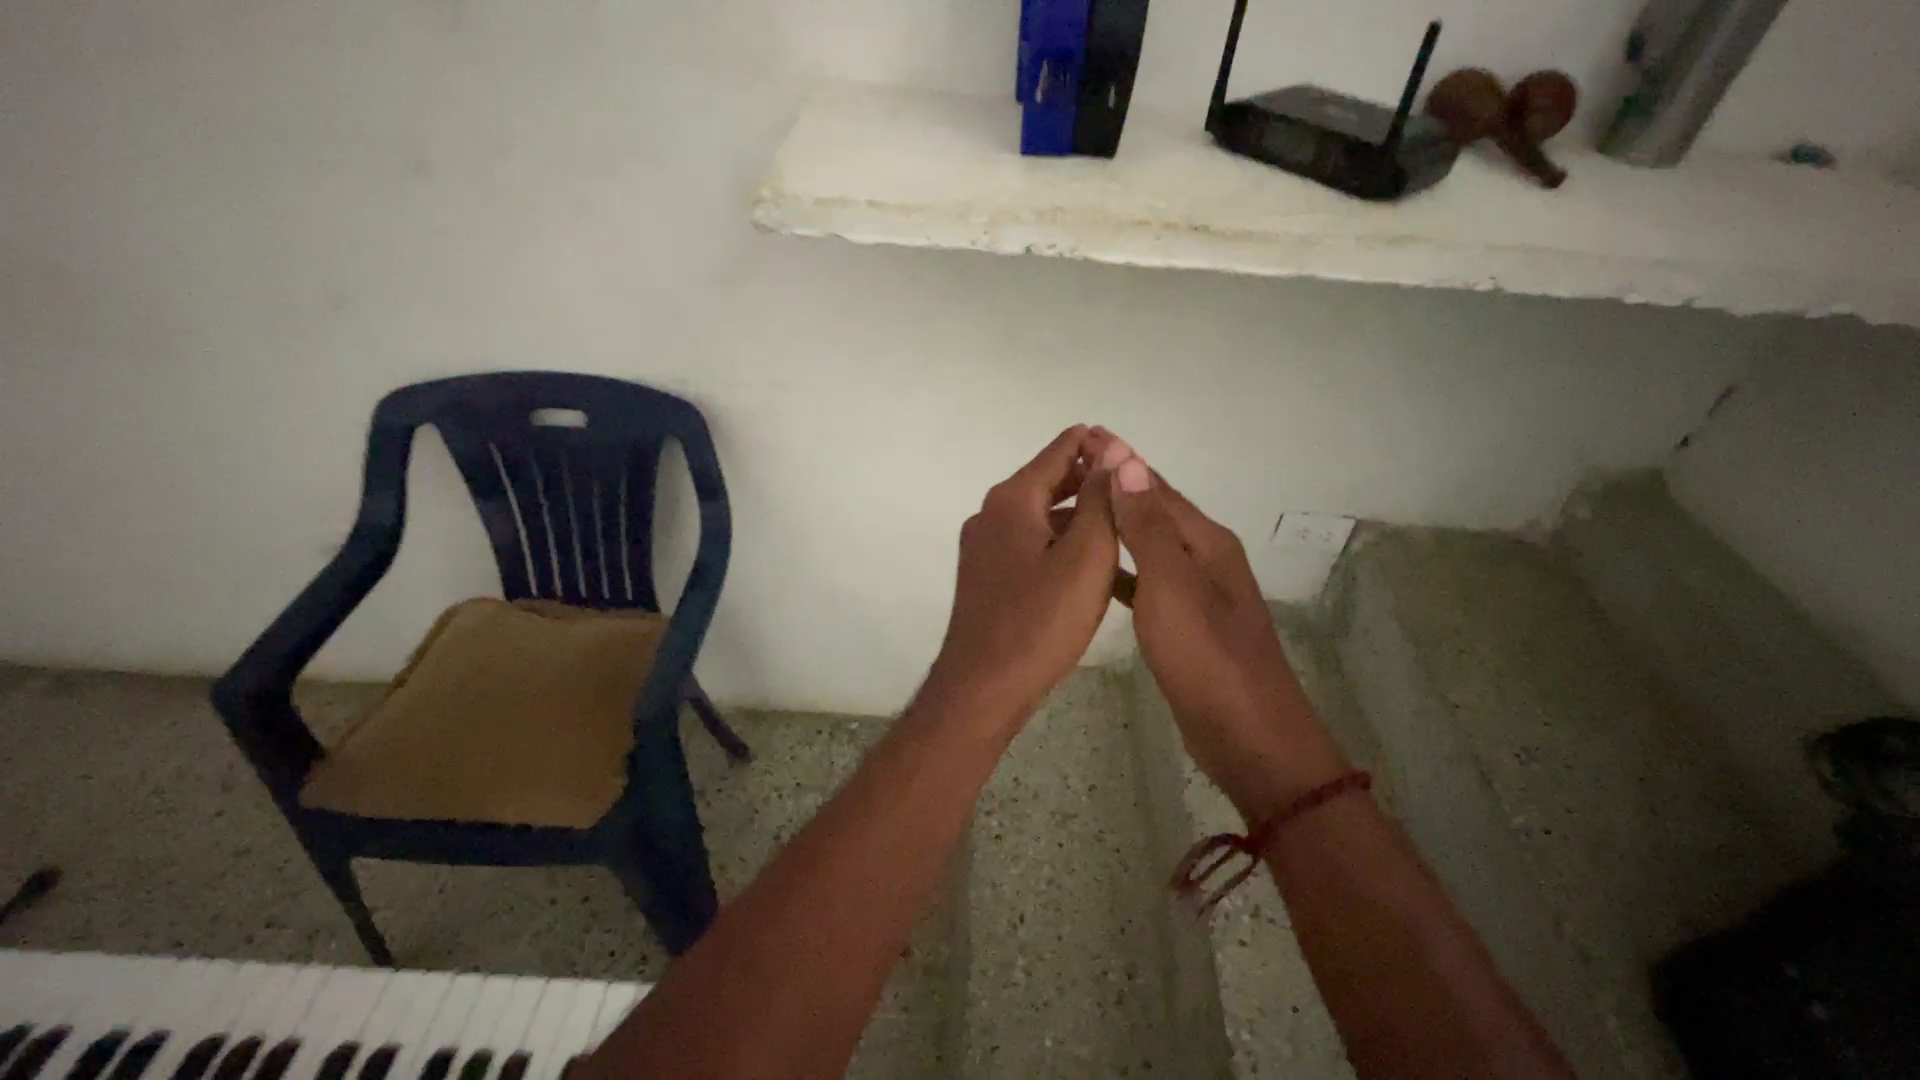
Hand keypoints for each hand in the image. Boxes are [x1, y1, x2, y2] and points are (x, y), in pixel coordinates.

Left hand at [926, 425, 1120, 724]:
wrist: (982, 688)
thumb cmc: (1040, 622)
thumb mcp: (1086, 557)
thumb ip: (1101, 500)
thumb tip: (1114, 450)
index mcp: (1012, 501)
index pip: (1059, 451)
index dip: (1096, 444)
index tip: (1130, 446)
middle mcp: (991, 515)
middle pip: (1047, 482)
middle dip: (1089, 479)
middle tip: (1135, 486)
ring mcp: (984, 548)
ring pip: (1040, 517)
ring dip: (1077, 514)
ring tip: (1122, 521)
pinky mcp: (987, 578)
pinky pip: (1030, 545)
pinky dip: (1060, 542)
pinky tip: (1089, 561)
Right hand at [1103, 442, 1349, 817]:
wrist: (1248, 736)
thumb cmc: (1207, 658)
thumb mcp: (1172, 586)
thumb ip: (1148, 527)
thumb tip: (1128, 461)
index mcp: (1206, 543)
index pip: (1157, 488)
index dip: (1122, 461)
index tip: (1086, 435)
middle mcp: (1206, 560)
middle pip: (1156, 512)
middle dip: (1118, 488)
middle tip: (1071, 470)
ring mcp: (1198, 596)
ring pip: (1150, 548)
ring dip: (1118, 527)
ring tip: (1075, 514)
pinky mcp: (1187, 628)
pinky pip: (1148, 584)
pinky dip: (1123, 570)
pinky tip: (1099, 573)